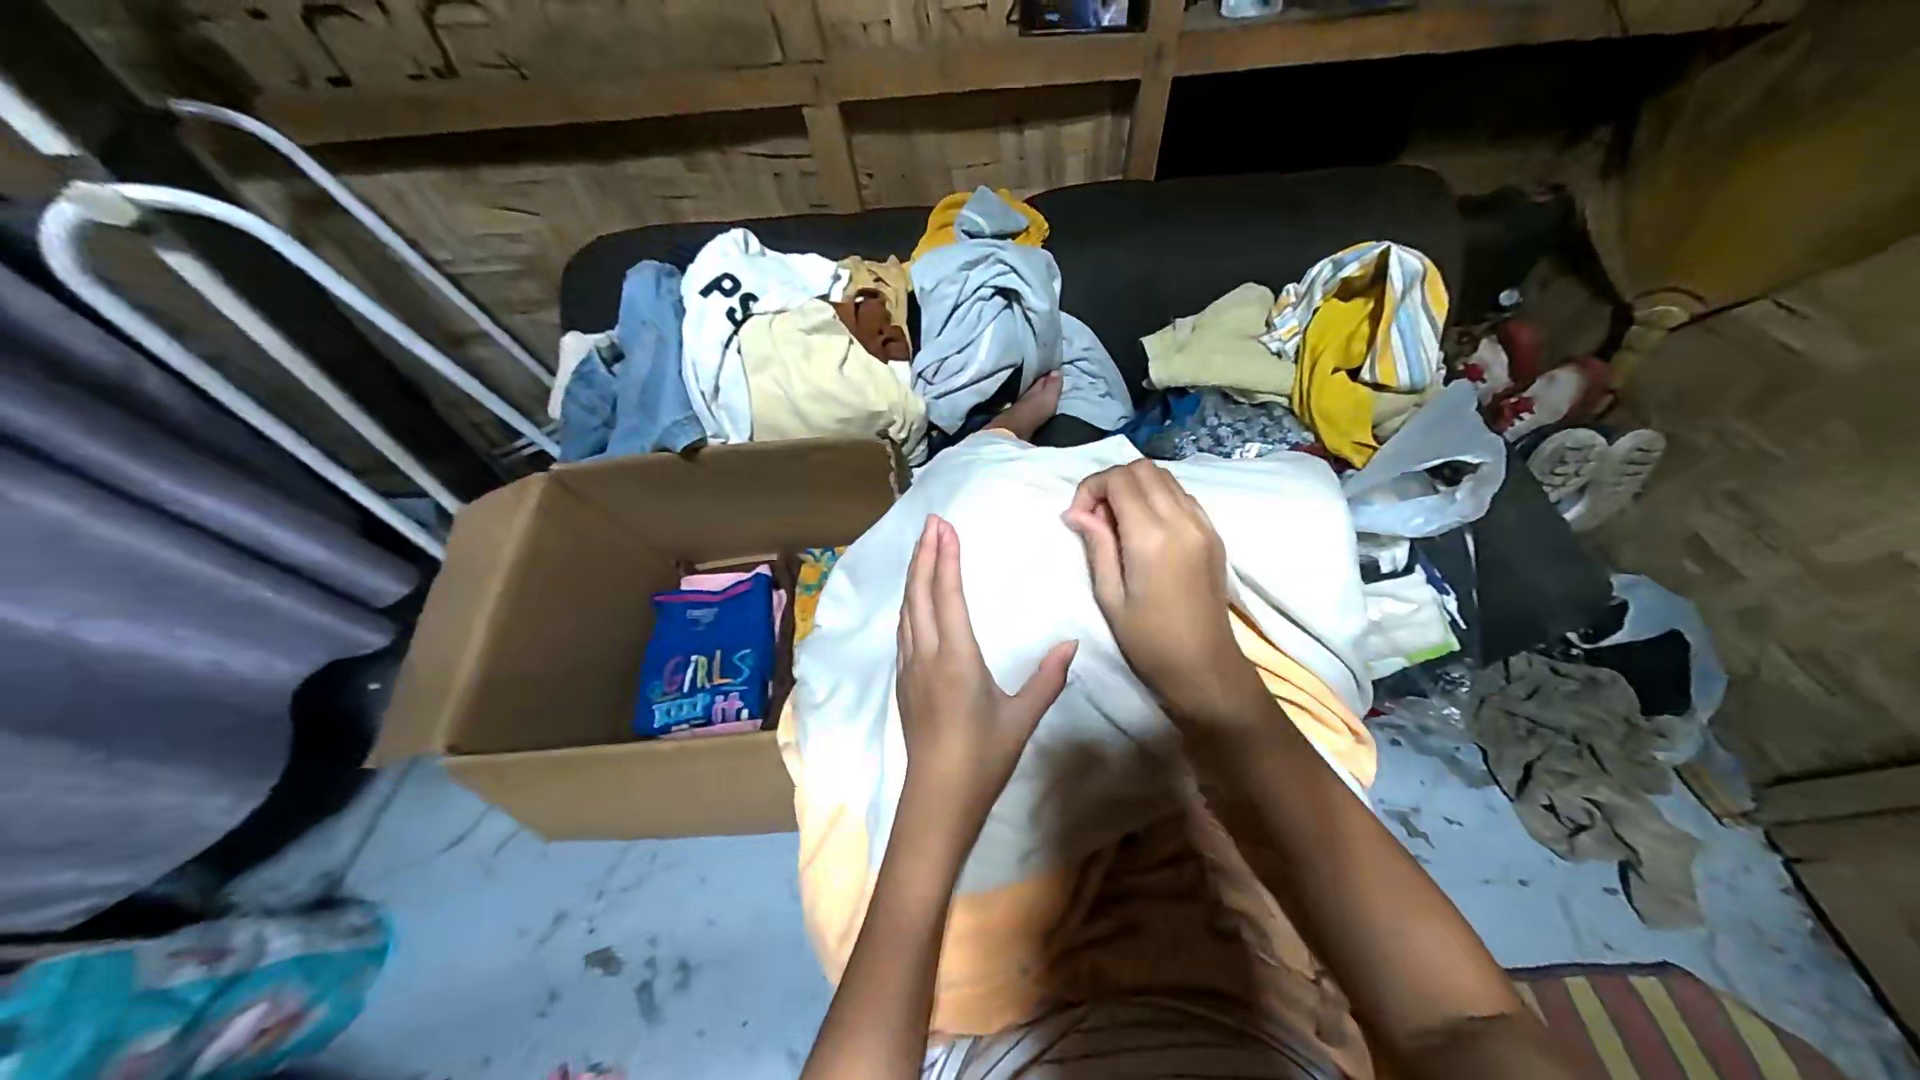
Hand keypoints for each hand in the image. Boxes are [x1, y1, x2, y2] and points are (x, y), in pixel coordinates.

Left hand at [895, 515, 1077, 829]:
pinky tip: (914, 600)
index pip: (947, 595)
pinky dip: (909, 603)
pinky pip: (903, 629)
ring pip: (907, 610)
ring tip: (921, 549)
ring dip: (914, 576)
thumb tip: (1072, 643)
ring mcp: (909, 668)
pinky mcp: (903, 682)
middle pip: (920, 594)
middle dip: (924, 554)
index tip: (944, 526)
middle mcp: (926, 654)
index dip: (944, 557)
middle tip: (931, 522)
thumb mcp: (1022, 717)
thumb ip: (1048, 678)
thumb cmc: (983, 758)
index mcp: (956, 657)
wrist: (937, 799)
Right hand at [1063, 461, 1266, 727]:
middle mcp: (1182, 520)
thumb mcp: (1110, 595)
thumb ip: (1096, 544)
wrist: (1204, 667)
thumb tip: (1075, 511)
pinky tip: (1145, 529)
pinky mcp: (1214, 534)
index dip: (1090, 488)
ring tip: (1119, 523)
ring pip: (1165, 477)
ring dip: (1136, 487)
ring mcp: (1203, 525)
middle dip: (1111, 482)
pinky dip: (1158, 497)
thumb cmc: (1148, 640)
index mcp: (1151, 536)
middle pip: (1142, 468)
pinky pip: (1182, 495)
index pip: (1118, 480)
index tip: (1078, 517)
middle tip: (1096, 517)